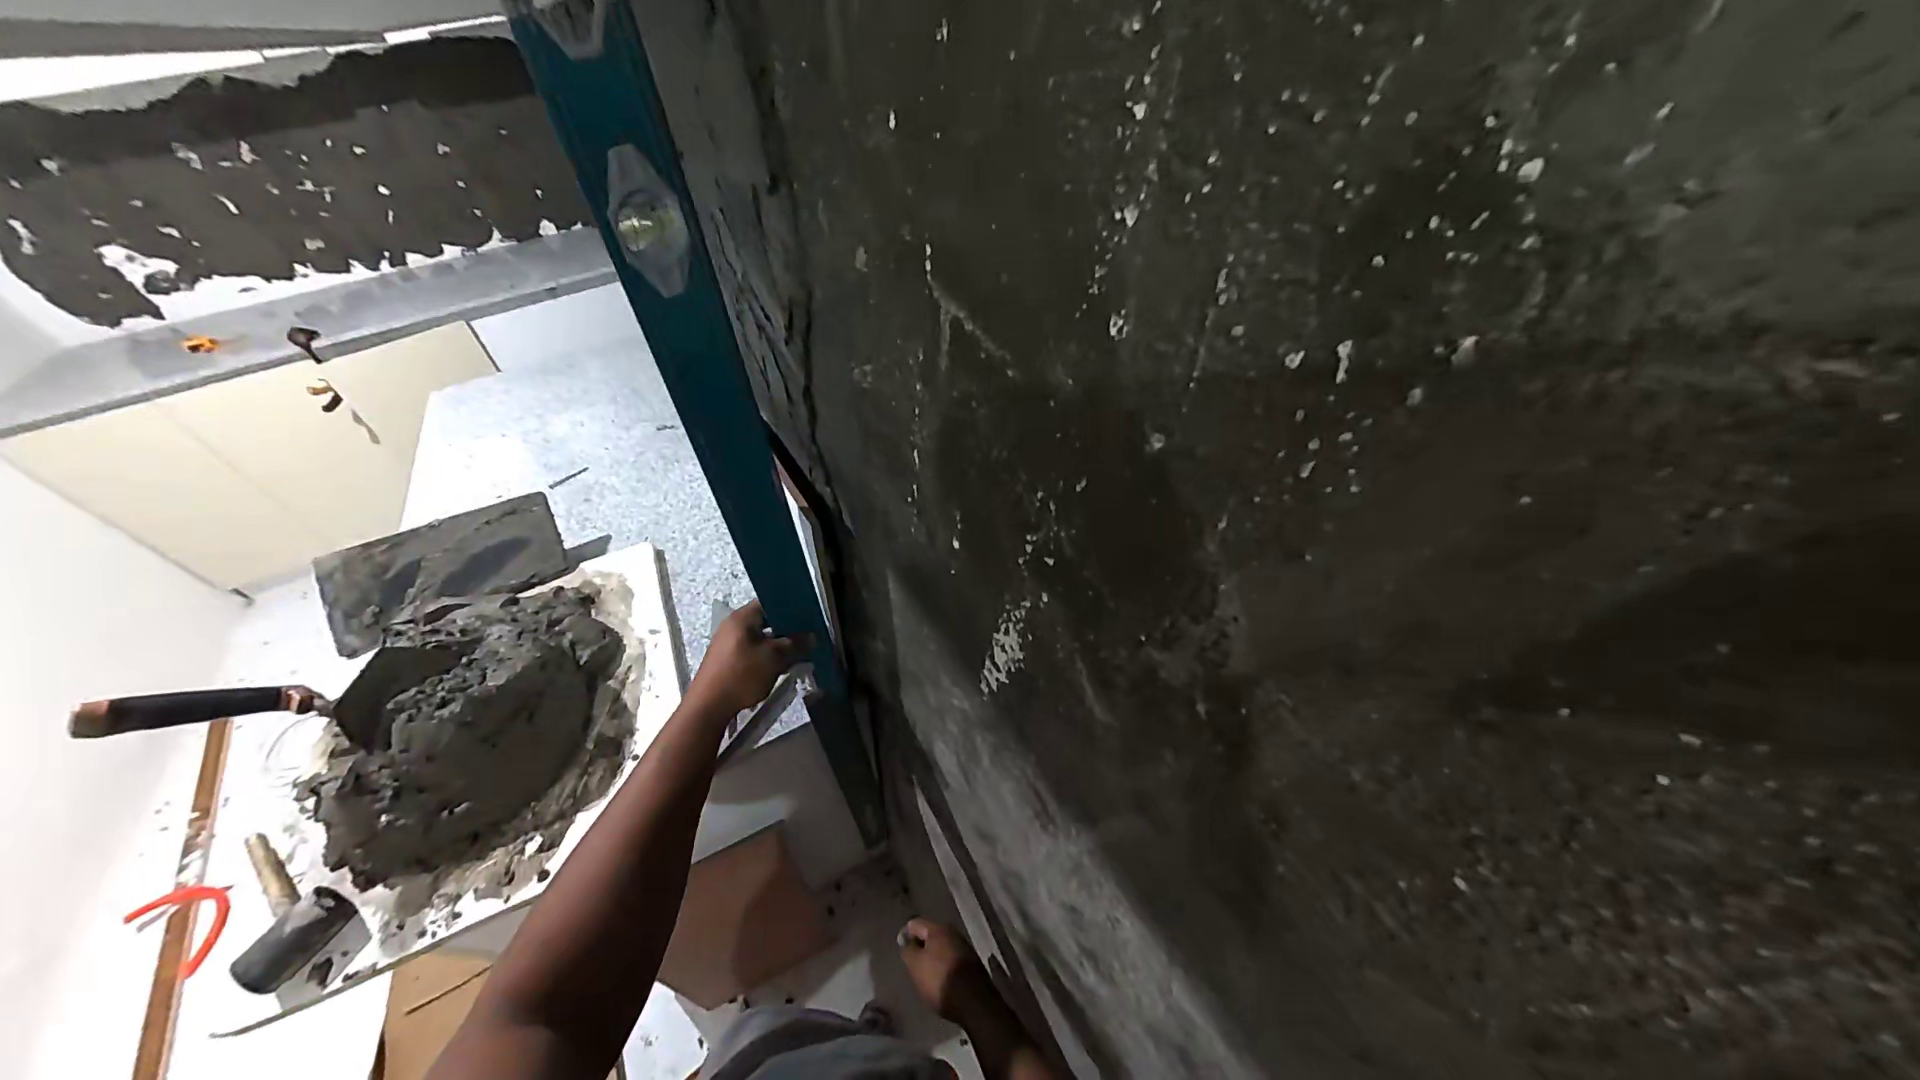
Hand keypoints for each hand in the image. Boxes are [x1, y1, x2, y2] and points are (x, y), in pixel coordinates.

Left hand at [686, 600, 808, 715]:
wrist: (709, 706)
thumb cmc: (742, 675)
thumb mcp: (774, 658)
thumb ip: (795, 644)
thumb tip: (812, 637)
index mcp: (742, 617)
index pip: (769, 602)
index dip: (790, 608)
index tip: (807, 619)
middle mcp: (733, 626)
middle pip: (766, 621)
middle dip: (787, 631)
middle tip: (807, 639)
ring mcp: (729, 643)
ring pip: (761, 638)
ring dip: (779, 646)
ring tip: (797, 656)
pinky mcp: (728, 660)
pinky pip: (753, 651)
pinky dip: (767, 656)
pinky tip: (780, 668)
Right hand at [898, 918, 998, 1023]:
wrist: (973, 1001)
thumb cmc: (939, 980)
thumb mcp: (916, 966)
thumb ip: (908, 950)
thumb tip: (906, 940)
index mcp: (939, 929)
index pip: (915, 924)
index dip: (906, 935)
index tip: (902, 951)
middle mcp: (953, 933)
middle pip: (930, 935)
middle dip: (921, 948)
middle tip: (913, 965)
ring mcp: (965, 948)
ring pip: (942, 948)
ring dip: (934, 958)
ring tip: (926, 976)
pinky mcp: (972, 964)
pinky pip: (952, 960)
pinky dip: (945, 967)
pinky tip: (942, 981)